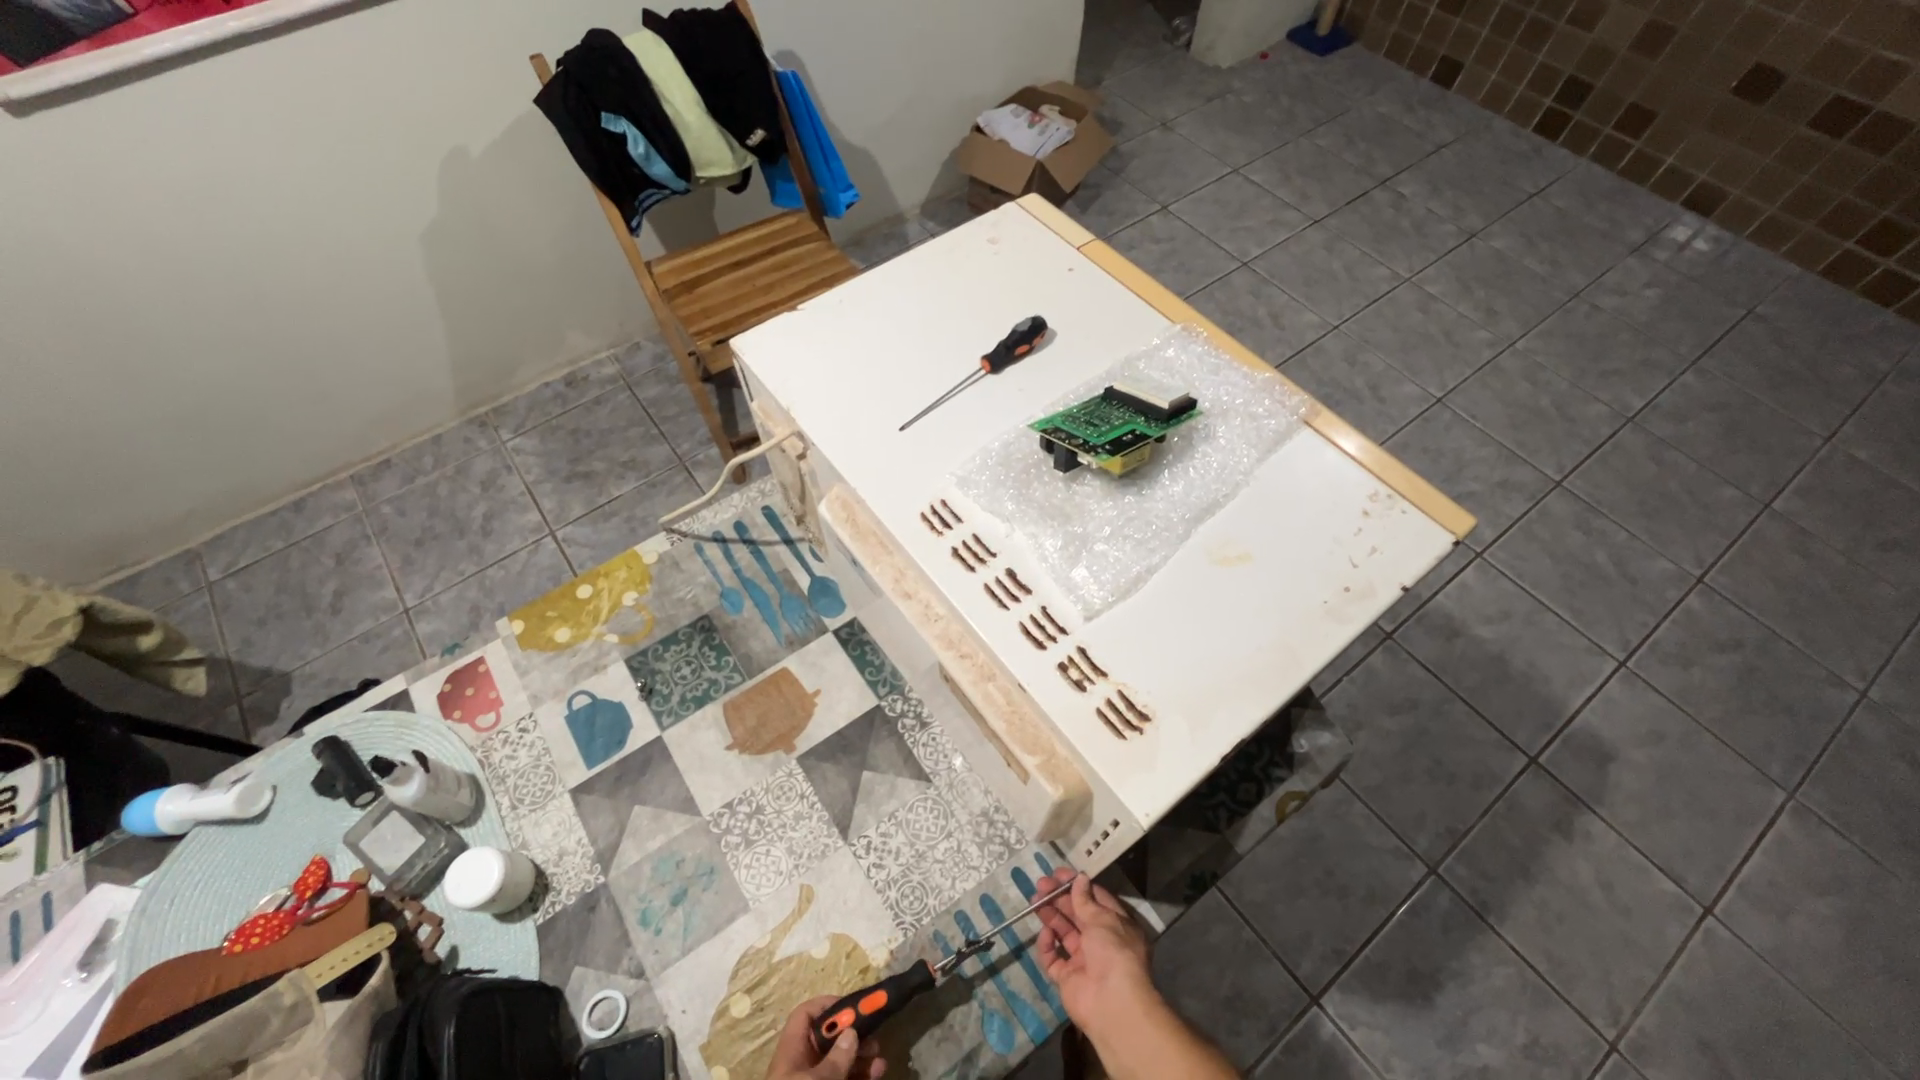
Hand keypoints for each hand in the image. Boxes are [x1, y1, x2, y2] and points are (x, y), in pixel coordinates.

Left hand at [767, 996, 887, 1079]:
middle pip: (828, 1039)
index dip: (828, 1006)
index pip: (805, 1016)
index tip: (854, 1007)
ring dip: (862, 1058)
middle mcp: (803, 1065)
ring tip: (880, 1061)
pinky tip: (876, 1074)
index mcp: (792, 1052)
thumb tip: (851, 1033)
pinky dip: (861, 1077)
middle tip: (874, 1038)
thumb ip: (836, 1059)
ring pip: (840, 1062)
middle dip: (854, 1035)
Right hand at [1032, 870, 1158, 1040]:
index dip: (1078, 885)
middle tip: (1040, 884)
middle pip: (1077, 915)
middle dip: (1059, 898)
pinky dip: (1048, 944)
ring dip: (1050, 916)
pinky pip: (1054, 957)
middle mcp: (1101, 942)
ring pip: (1064, 933)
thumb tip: (1080, 878)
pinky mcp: (1067, 978)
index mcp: (1116, 926)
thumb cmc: (1114, 952)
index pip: (1096, 900)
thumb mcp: (1103, 919)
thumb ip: (1086, 900)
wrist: (1112, 1003)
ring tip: (1035, 900)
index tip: (1059, 873)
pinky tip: (1045, 933)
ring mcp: (1083, 960)